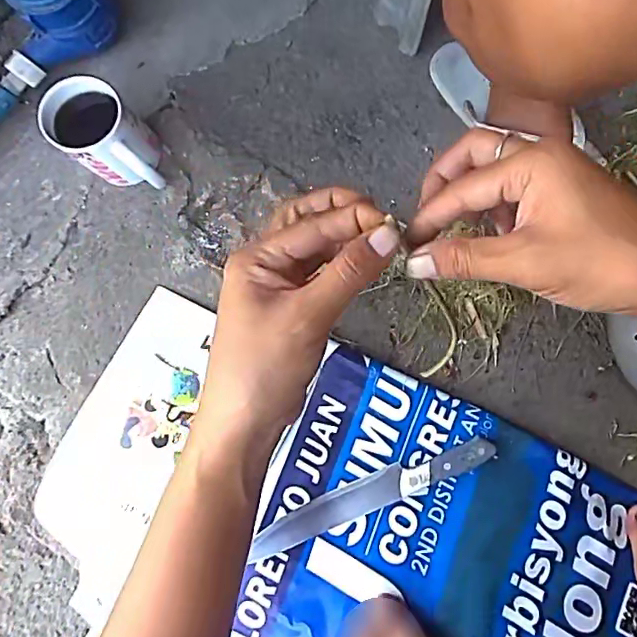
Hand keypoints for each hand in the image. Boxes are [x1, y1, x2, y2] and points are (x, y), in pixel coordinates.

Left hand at [191, 189, 399, 462]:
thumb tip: (386, 236)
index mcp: (256, 258)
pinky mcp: (295, 305)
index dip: (353, 219)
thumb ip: (349, 273)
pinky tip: (367, 262)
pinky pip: (322, 272)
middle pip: (306, 222)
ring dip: (346, 238)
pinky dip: (345, 263)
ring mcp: (280, 285)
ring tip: (380, 237)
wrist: (245, 422)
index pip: (311, 225)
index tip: (391, 223)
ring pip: (316, 247)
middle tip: (381, 217)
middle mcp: (265, 264)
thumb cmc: (264, 369)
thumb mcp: (308, 316)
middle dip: (343, 213)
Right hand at [403, 129, 636, 317]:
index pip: (463, 185)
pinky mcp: (569, 187)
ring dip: (474, 194)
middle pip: (476, 152)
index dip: (432, 215)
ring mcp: (560, 167)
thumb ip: (466, 258)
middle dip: (447, 183)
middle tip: (428, 218)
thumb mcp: (526, 263)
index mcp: (533, 160)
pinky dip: (500, 204)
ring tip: (462, 232)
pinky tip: (499, 235)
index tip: (410, 242)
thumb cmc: (601, 264)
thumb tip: (417, 262)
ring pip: (499, 168)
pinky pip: (521, 184)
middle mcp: (544, 151)